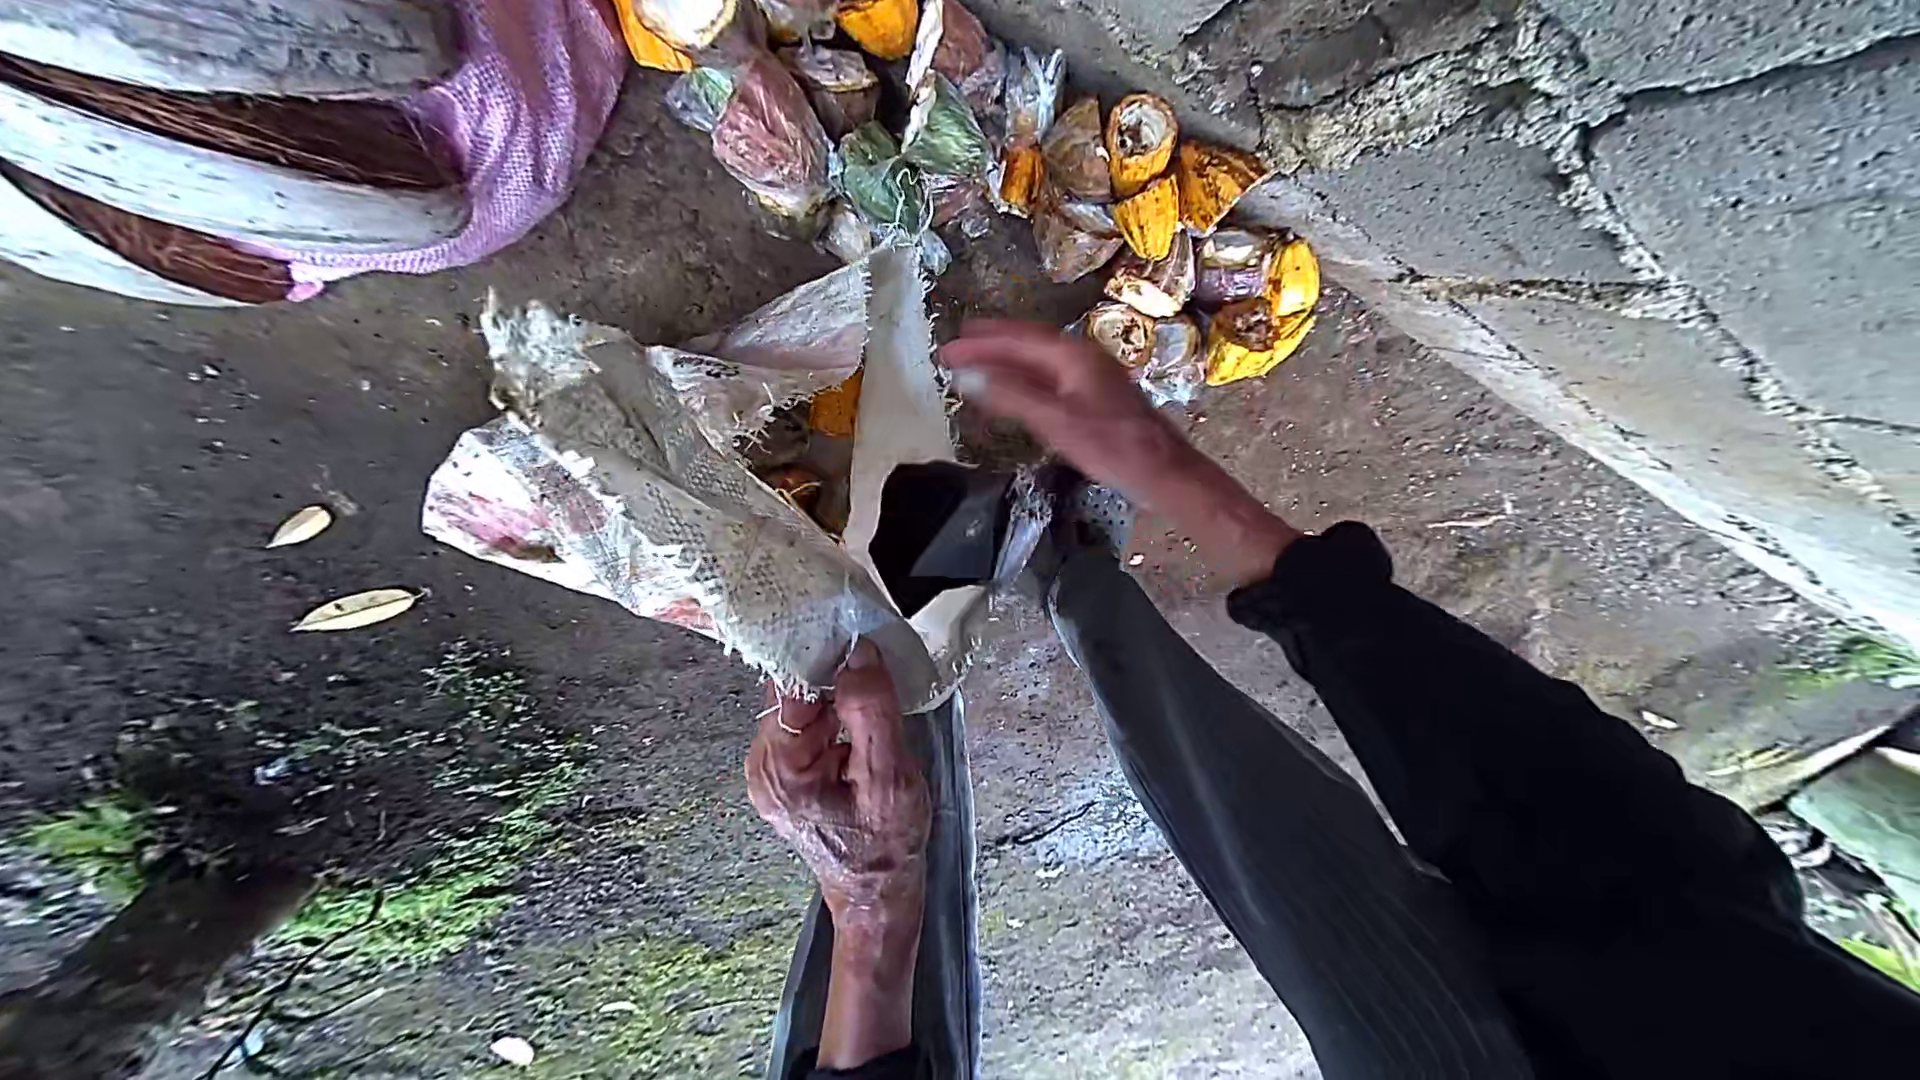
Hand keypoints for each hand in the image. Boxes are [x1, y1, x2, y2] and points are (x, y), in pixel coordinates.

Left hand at [747, 641, 930, 922]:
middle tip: (871, 658)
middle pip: (792, 689)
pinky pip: (807, 717)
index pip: (790, 685)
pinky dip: (834, 704)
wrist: (878, 893)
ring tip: (871, 683)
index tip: (853, 632)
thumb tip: (859, 653)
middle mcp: (764, 765)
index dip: (822, 654)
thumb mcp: (890, 777)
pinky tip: (860, 707)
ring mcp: (772, 767)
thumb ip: (872, 711)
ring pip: (801, 699)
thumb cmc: (886, 846)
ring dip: (836, 686)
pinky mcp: (787, 768)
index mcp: (780, 769)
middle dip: (832, 669)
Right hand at [941, 320, 1301, 585]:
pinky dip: (1024, 381)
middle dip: (991, 345)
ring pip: (1039, 362)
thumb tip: (970, 377)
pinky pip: (1049, 379)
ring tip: (976, 364)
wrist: (1161, 470)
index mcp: (1072, 356)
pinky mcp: (1093, 396)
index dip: (982, 342)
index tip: (950, 347)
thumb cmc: (1112, 447)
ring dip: (1006, 362)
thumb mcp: (1056, 421)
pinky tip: (1012, 390)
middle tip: (957, 347)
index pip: (1018, 340)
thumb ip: (1012, 397)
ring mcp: (1090, 376)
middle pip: (1028, 345)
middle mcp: (1081, 357)